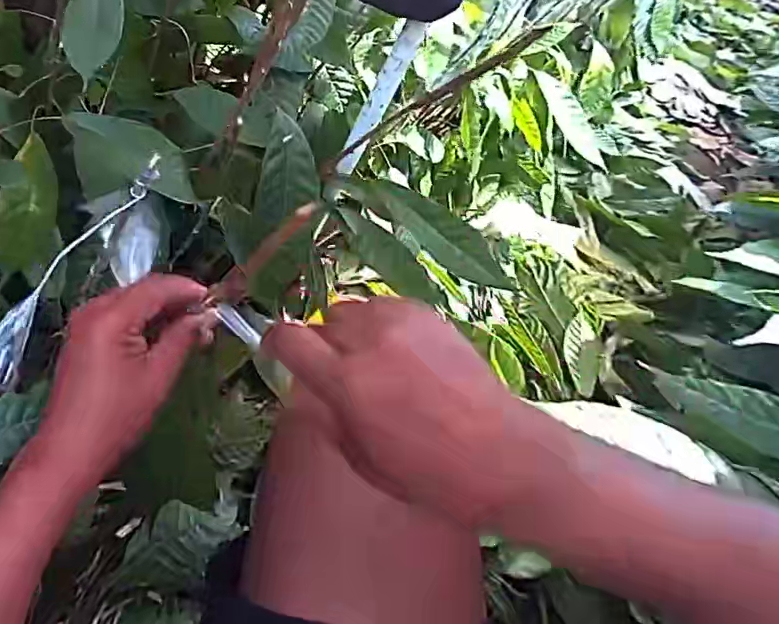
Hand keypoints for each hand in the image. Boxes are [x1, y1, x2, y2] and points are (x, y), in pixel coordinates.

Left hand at [26, 275, 214, 483]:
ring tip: (188, 326)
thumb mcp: (157, 377)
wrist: (67, 454)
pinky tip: (160, 334)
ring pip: (130, 300)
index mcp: (110, 316)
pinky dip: (140, 318)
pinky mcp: (80, 335)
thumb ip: (182, 338)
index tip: (214, 299)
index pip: (156, 287)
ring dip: (158, 308)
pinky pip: (116, 313)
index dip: (187, 289)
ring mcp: (83, 321)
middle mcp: (93, 309)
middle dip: (174, 298)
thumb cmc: (116, 418)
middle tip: (204, 315)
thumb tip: (205, 316)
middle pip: (141, 289)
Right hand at [264, 297, 560, 528]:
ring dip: (353, 331)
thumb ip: (324, 417)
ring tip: (376, 360)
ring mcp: (399, 320)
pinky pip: (385, 305)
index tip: (275, 348)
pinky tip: (403, 352)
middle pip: (321, 321)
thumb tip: (299, 388)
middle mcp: (368, 340)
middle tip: (341, 370)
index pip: (288, 337)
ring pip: (353, 308)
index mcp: (347, 382)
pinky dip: (383, 323)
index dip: (275, 341)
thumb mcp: (365, 461)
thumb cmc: (431, 473)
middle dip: (322, 343)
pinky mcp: (425, 310)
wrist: (503, 452)